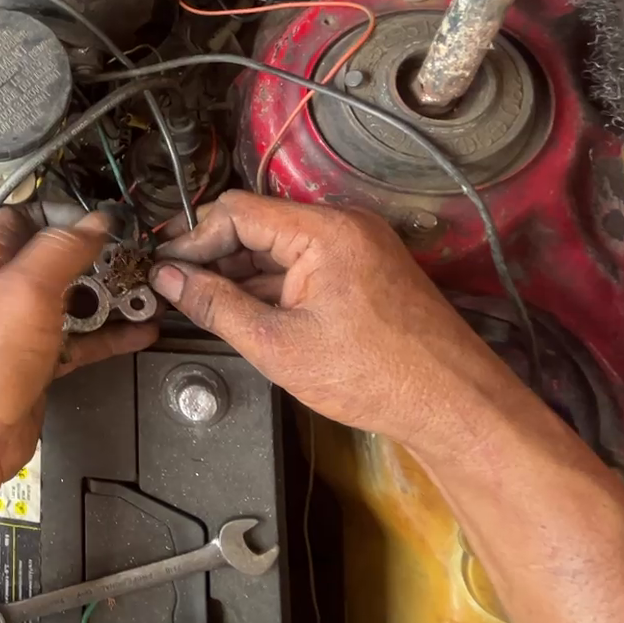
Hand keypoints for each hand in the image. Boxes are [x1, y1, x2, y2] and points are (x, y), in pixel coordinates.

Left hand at [0, 211, 158, 485]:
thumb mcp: (25, 288)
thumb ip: (61, 249)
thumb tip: (93, 221)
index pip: (23, 217)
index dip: (61, 211)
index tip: (101, 216)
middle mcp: (4, 289)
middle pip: (55, 259)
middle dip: (95, 256)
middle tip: (133, 256)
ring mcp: (22, 327)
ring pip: (72, 300)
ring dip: (108, 296)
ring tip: (145, 290)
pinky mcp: (40, 362)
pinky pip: (81, 341)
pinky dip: (110, 336)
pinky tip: (140, 331)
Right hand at [149, 191, 518, 455]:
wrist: (459, 410)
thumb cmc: (373, 377)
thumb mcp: (276, 343)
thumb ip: (213, 304)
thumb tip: (165, 277)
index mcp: (324, 231)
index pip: (235, 212)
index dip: (194, 239)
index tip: (164, 270)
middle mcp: (341, 225)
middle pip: (253, 225)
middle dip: (210, 255)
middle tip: (171, 284)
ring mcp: (354, 246)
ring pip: (272, 246)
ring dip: (234, 271)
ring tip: (198, 300)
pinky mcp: (360, 268)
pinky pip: (297, 263)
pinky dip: (265, 283)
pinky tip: (239, 308)